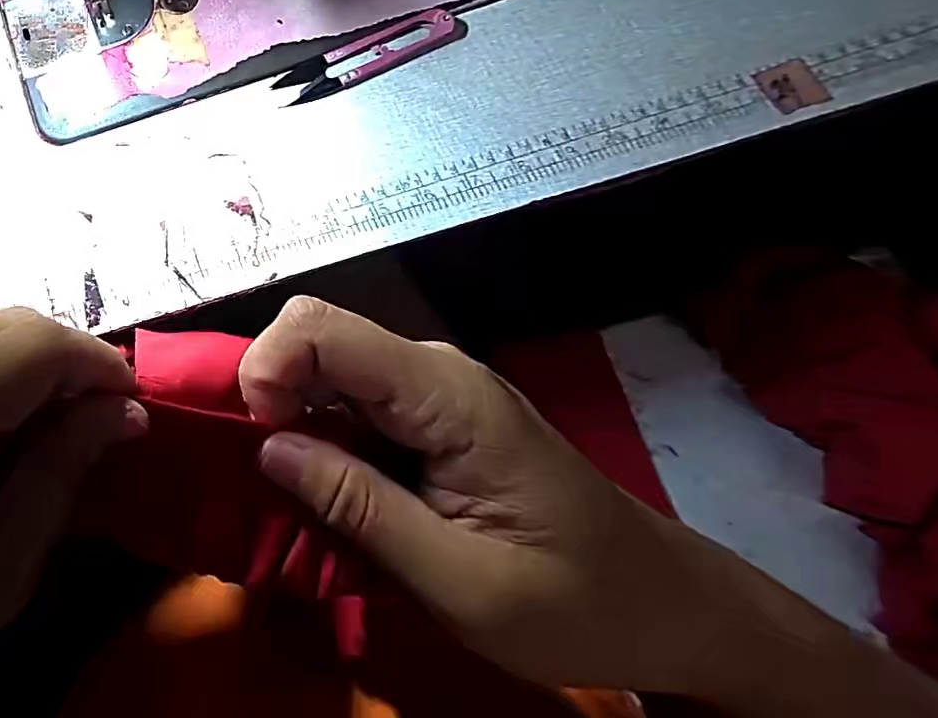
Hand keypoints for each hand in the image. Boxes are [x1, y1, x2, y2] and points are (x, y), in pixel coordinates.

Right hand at [238, 296, 896, 706]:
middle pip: (312, 335)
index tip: (261, 437)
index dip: (268, 365)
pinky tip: (330, 477)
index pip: (321, 327)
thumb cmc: (584, 604)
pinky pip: (343, 394)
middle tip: (273, 465)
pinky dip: (315, 428)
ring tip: (301, 483)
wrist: (676, 611)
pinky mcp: (421, 407)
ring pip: (321, 363)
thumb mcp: (465, 584)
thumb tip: (266, 447)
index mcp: (445, 394)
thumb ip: (360, 509)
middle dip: (270, 389)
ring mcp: (425, 384)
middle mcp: (429, 367)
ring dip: (289, 414)